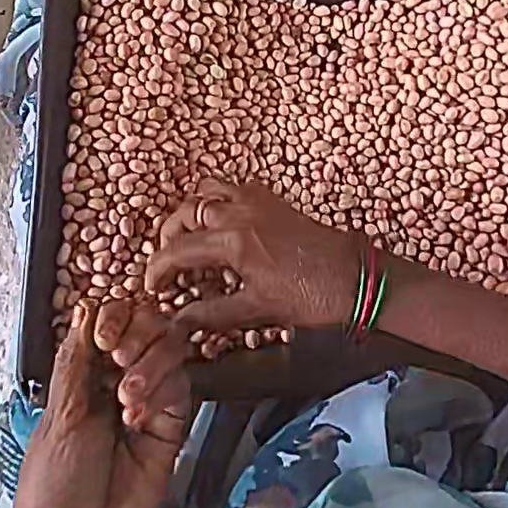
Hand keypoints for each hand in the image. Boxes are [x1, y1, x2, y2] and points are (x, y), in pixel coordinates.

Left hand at [14, 300, 192, 507]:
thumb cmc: (54, 486)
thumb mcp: (57, 417)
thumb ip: (76, 360)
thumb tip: (85, 307)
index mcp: (86, 371)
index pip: (110, 319)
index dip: (113, 315)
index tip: (104, 334)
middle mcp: (120, 376)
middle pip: (147, 323)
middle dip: (137, 330)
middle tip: (119, 355)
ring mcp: (150, 396)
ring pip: (169, 346)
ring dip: (150, 361)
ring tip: (126, 396)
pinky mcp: (172, 420)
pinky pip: (179, 384)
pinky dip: (159, 390)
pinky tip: (136, 418)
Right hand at [145, 179, 363, 333]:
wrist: (353, 276)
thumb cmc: (310, 295)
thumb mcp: (258, 310)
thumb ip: (212, 314)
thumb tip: (179, 321)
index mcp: (233, 242)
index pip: (178, 250)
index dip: (158, 269)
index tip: (153, 286)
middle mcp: (239, 212)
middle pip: (185, 213)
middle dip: (169, 236)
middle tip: (168, 262)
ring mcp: (256, 200)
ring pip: (206, 191)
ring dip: (190, 212)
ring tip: (189, 237)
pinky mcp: (270, 198)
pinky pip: (231, 186)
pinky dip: (216, 199)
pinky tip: (220, 223)